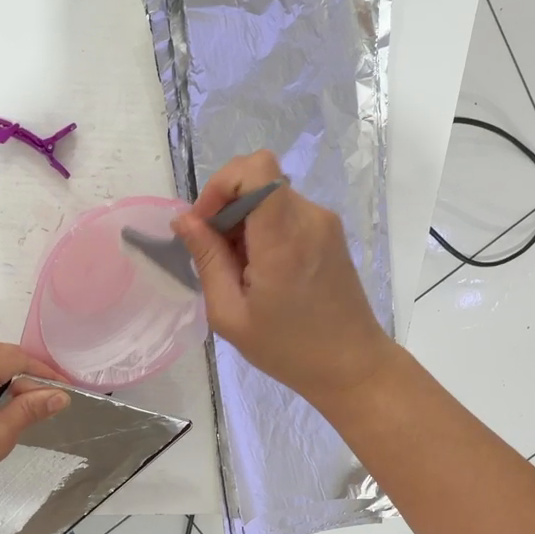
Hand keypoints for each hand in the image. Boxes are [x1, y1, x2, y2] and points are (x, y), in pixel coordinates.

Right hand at [173, 151, 395, 407]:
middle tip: (216, 258)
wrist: (350, 365)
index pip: (254, 168)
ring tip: (239, 273)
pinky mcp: (329, 233)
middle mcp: (309, 218)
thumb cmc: (286, 348)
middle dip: (226, 209)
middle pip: (257, 181)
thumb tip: (184, 220)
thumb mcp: (229, 314)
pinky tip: (261, 273)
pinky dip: (263, 232)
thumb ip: (207, 260)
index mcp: (283, 238)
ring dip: (243, 224)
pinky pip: (285, 214)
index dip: (221, 185)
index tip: (205, 224)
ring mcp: (324, 223)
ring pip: (269, 197)